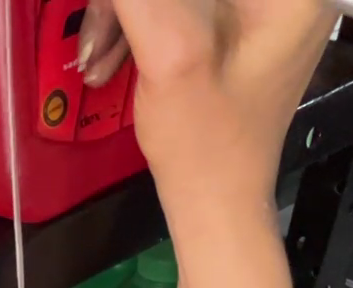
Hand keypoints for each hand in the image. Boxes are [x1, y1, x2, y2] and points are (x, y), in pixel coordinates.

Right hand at [81, 0, 333, 190]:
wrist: (213, 203)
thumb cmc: (204, 143)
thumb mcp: (170, 55)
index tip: (120, 12)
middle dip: (129, 0)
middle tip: (100, 29)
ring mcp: (255, 3)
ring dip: (124, 8)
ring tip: (96, 54)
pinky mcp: (232, 22)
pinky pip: (174, 2)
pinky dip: (136, 19)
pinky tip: (110, 54)